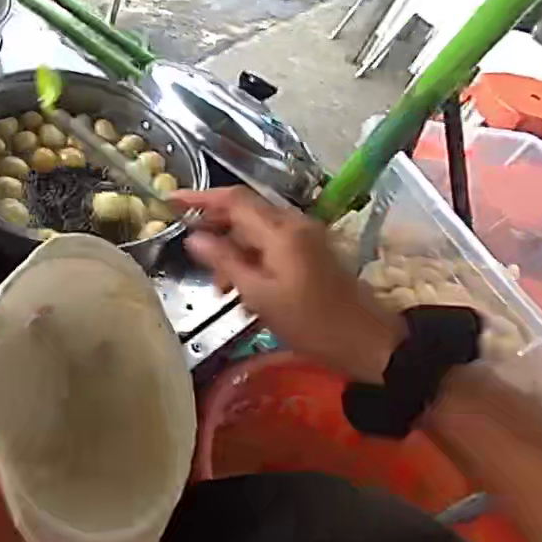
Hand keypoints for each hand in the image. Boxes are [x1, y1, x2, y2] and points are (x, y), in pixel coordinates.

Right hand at [173, 187, 403, 382]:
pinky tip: (238, 281)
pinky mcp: (310, 251)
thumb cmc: (311, 321)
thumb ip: (224, 260)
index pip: (234, 200)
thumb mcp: (259, 293)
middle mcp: (294, 225)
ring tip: (216, 279)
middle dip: (212, 224)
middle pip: (243, 210)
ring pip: (254, 227)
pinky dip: (247, 253)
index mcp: (281, 232)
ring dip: (229, 245)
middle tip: (187, 246)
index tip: (170, 201)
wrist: (371, 343)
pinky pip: (268, 240)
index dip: (199, 197)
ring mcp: (305, 237)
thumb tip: (193, 238)